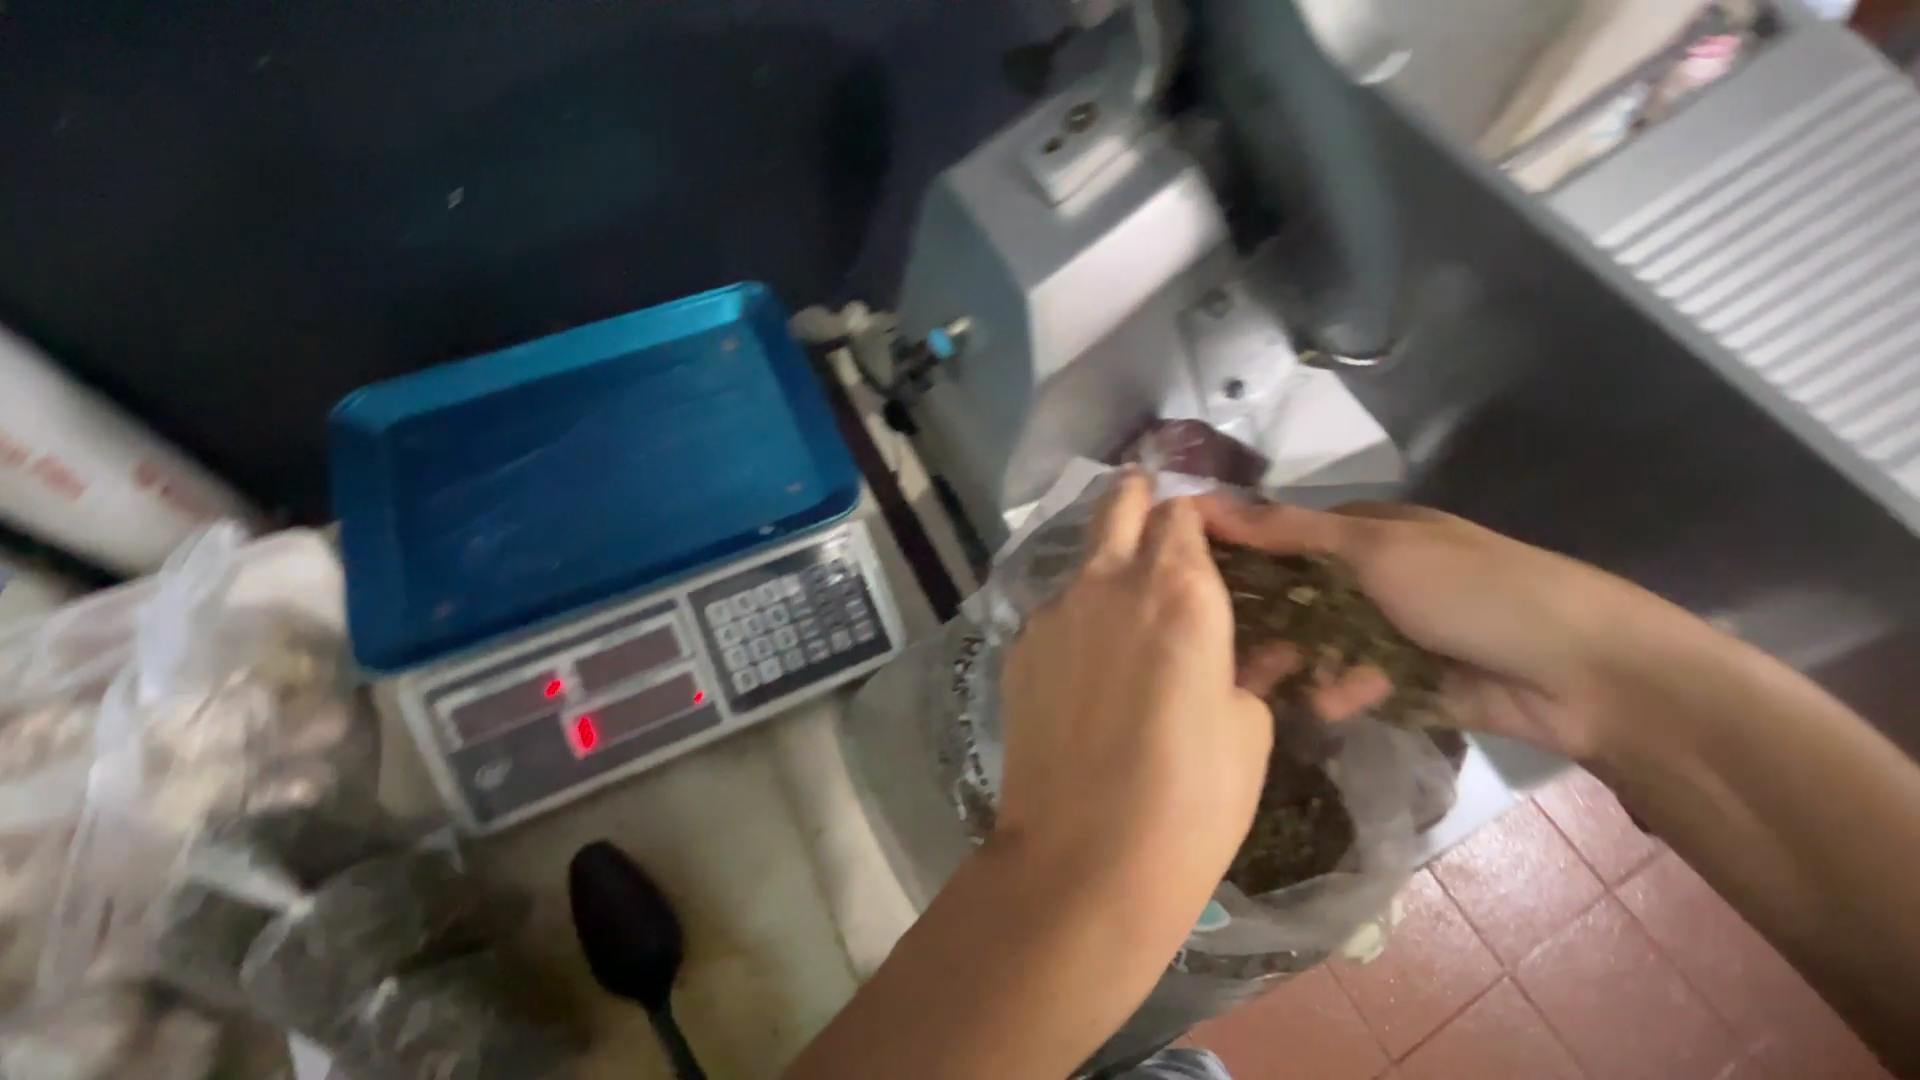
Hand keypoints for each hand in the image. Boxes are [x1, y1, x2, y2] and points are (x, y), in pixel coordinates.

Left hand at [995, 473, 1273, 921]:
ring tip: (1120, 610)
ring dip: (1104, 568)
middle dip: (1136, 496)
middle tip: (1148, 504)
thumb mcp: (1247, 728)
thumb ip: (1246, 668)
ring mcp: (1053, 613)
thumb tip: (1250, 650)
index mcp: (1180, 590)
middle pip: (1118, 505)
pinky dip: (1076, 619)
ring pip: (1081, 563)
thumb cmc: (1192, 798)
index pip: (1182, 514)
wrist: (1085, 858)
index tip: (1202, 534)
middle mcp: (1109, 582)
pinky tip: (1086, 666)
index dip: (1193, 517)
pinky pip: (1055, 613)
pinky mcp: (1018, 649)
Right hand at [1195, 497, 1707, 763]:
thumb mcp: (1376, 549)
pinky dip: (1341, 691)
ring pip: (1314, 643)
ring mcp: (1386, 631)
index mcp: (1367, 531)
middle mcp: (1370, 577)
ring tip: (1272, 679)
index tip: (1184, 568)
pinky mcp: (1400, 681)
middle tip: (1214, 638)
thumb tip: (1202, 503)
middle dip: (1259, 615)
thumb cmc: (1473, 588)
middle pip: (1291, 592)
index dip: (1235, 545)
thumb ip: (1288, 533)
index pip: (1281, 532)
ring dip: (1297, 659)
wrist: (1582, 671)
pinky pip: (1349, 683)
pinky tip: (1336, 703)